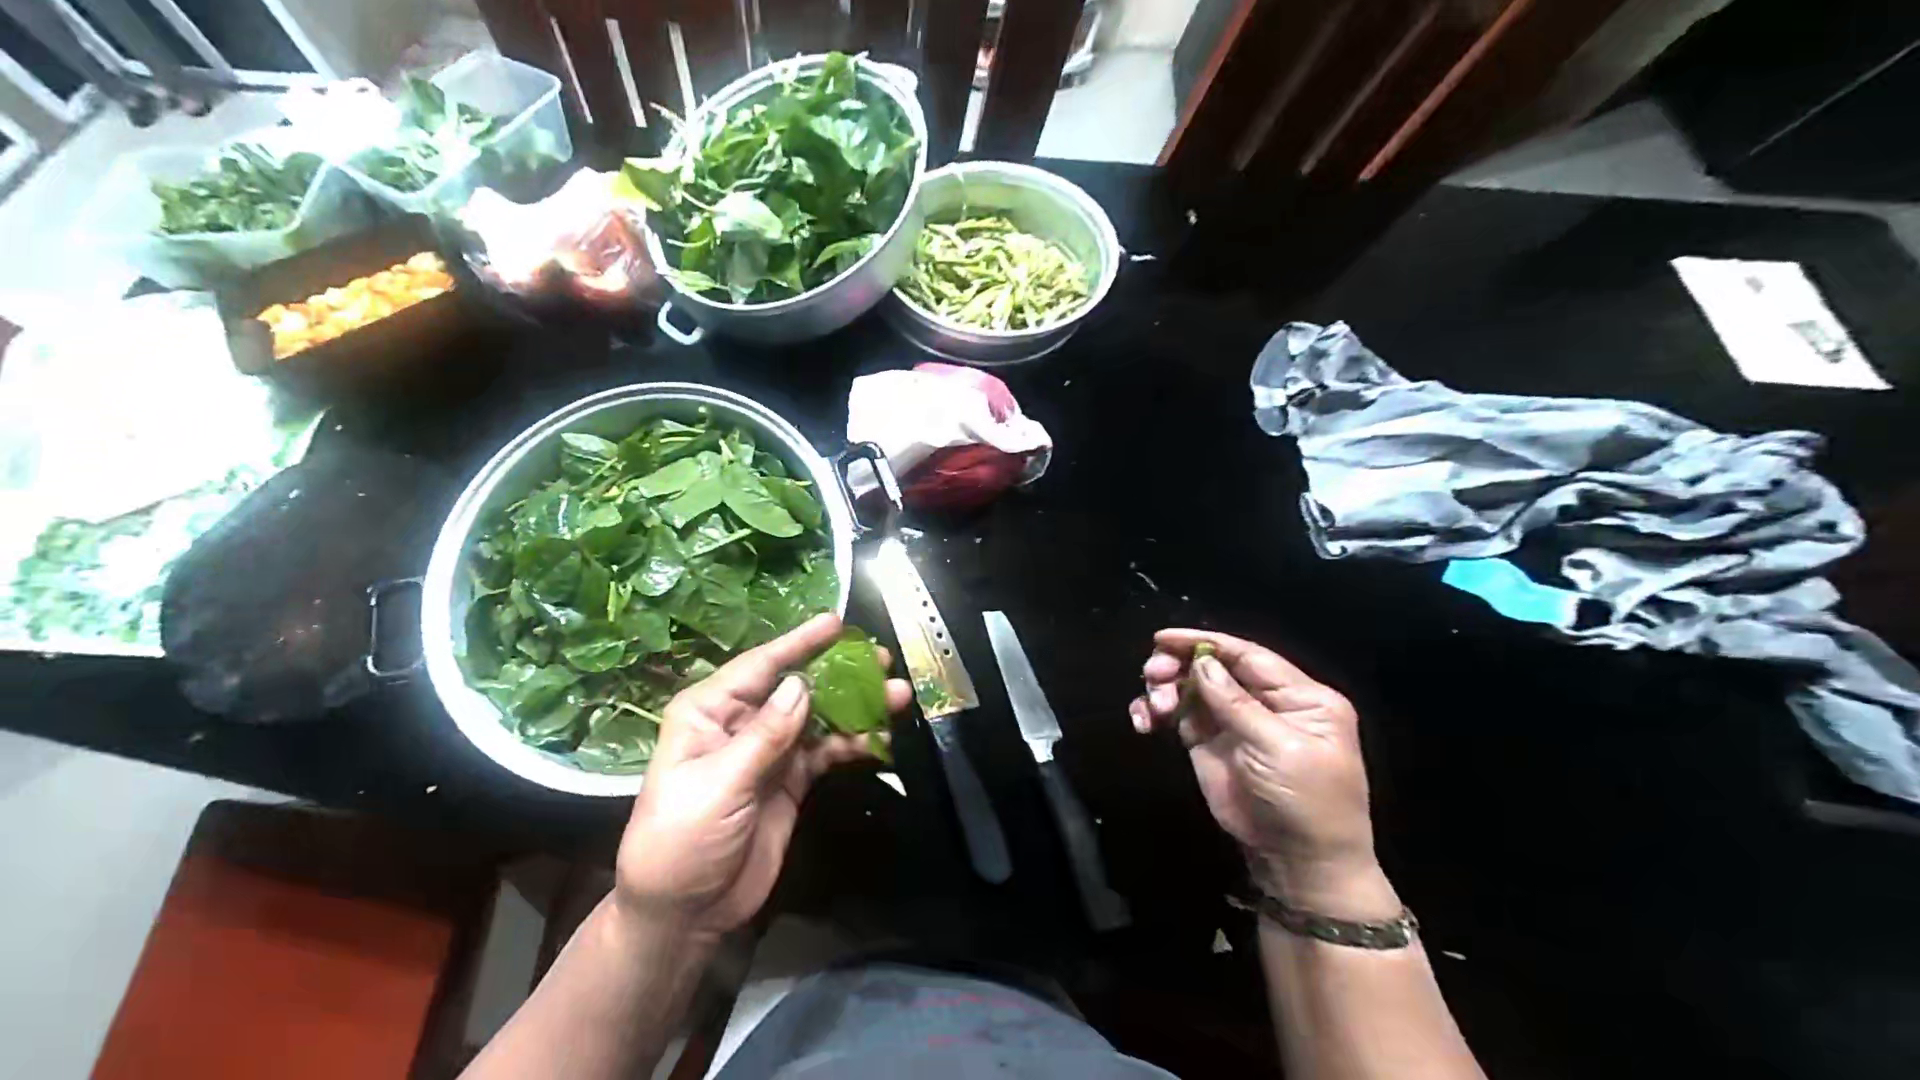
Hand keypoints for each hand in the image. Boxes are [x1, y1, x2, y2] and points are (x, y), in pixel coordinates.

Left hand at [615, 614, 910, 939]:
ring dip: (855, 706)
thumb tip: (801, 684)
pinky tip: (880, 737)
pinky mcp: (791, 778)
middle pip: (796, 686)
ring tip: (896, 695)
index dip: (798, 643)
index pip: (759, 667)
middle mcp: (742, 723)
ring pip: (818, 716)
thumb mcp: (718, 786)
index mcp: (709, 713)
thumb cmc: (681, 841)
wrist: (684, 913)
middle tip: (881, 659)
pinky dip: (852, 743)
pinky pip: (826, 751)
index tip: (835, 622)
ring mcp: (770, 751)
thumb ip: (764, 736)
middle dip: (838, 672)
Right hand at [1131, 629, 1396, 919]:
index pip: (1247, 656)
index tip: (1165, 638)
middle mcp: (1266, 702)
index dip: (1205, 642)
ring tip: (1153, 708)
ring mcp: (1235, 723)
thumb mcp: (1278, 748)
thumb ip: (1236, 703)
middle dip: (1178, 666)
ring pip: (1191, 688)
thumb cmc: (1306, 802)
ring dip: (1165, 690)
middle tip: (1152, 675)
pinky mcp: (1209, 744)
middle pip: (1213, 667)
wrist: (1299, 864)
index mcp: (1299, 696)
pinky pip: (1179, 716)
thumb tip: (1202, 662)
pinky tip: (1144, 721)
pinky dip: (1157, 713)